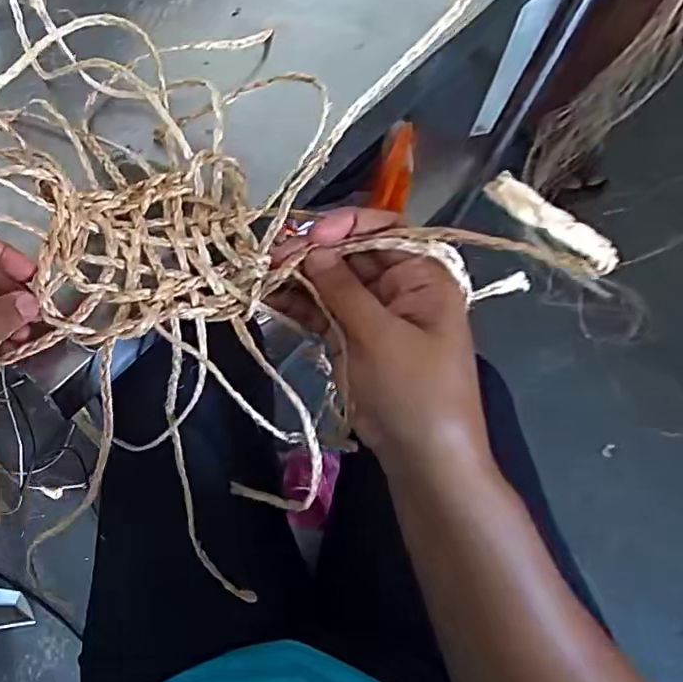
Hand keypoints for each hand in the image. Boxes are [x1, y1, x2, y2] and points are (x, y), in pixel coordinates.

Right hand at [267, 207, 490, 469]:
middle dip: (310, 253)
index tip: (309, 237)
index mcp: (421, 276)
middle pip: (348, 255)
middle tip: (269, 257)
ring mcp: (368, 313)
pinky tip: (267, 296)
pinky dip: (295, 304)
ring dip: (296, 277)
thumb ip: (343, 289)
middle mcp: (395, 287)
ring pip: (328, 282)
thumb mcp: (380, 335)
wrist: (422, 455)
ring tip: (260, 274)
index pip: (384, 231)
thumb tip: (311, 250)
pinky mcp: (347, 337)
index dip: (346, 226)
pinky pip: (319, 310)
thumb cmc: (415, 390)